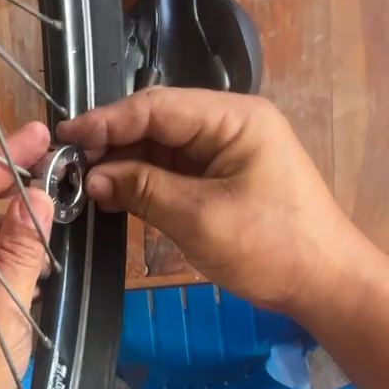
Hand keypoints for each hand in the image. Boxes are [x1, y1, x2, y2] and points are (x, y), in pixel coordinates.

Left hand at [0, 122, 55, 388]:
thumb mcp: (0, 311)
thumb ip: (19, 252)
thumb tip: (38, 196)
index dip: (2, 158)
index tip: (39, 136)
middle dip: (16, 183)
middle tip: (58, 164)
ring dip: (23, 220)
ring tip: (61, 204)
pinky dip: (23, 254)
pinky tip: (49, 256)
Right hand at [58, 87, 372, 313]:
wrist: (322, 282)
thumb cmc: (269, 246)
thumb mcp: (200, 217)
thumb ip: (143, 189)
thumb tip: (92, 176)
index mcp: (233, 117)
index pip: (157, 106)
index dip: (107, 120)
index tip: (65, 137)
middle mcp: (228, 124)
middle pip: (157, 122)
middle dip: (112, 142)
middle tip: (65, 164)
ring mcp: (224, 153)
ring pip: (160, 148)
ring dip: (123, 165)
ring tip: (80, 183)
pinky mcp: (220, 180)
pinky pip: (172, 172)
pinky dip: (142, 184)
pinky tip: (112, 196)